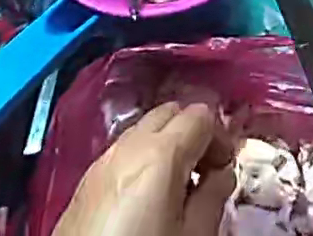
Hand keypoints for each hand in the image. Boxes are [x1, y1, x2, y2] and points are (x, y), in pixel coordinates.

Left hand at [53, 102, 235, 235]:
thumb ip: (212, 199)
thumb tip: (222, 175)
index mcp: (161, 152)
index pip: (201, 115)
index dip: (219, 136)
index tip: (225, 167)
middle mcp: (131, 143)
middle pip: (171, 112)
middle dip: (193, 132)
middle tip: (205, 171)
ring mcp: (105, 157)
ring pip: (145, 128)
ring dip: (167, 143)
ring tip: (178, 186)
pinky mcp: (87, 178)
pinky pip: (124, 149)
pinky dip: (143, 157)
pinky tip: (147, 196)